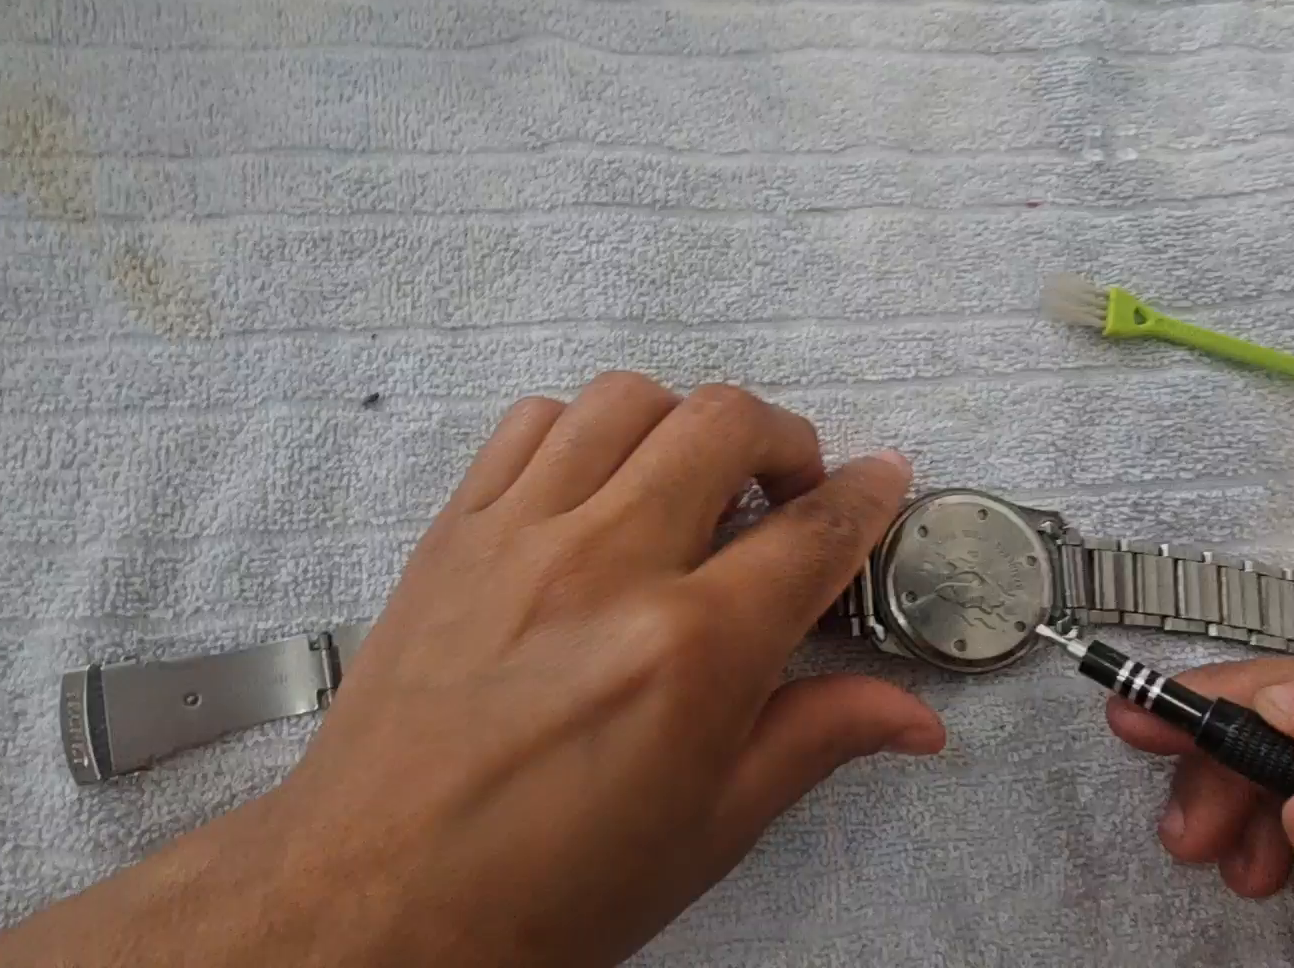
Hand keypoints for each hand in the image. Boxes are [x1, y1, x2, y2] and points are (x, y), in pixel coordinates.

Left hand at [0, 373, 942, 967]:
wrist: (373, 894)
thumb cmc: (556, 883)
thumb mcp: (710, 827)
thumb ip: (816, 738)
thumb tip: (920, 717)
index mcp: (690, 650)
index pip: (811, 535)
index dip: (866, 496)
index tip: (886, 476)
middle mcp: (609, 562)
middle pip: (724, 423)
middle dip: (783, 438)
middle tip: (786, 487)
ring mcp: (522, 530)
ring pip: (628, 399)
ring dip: (683, 423)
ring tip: (687, 479)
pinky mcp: (457, 524)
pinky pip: (533, 421)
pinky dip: (584, 429)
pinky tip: (593, 482)